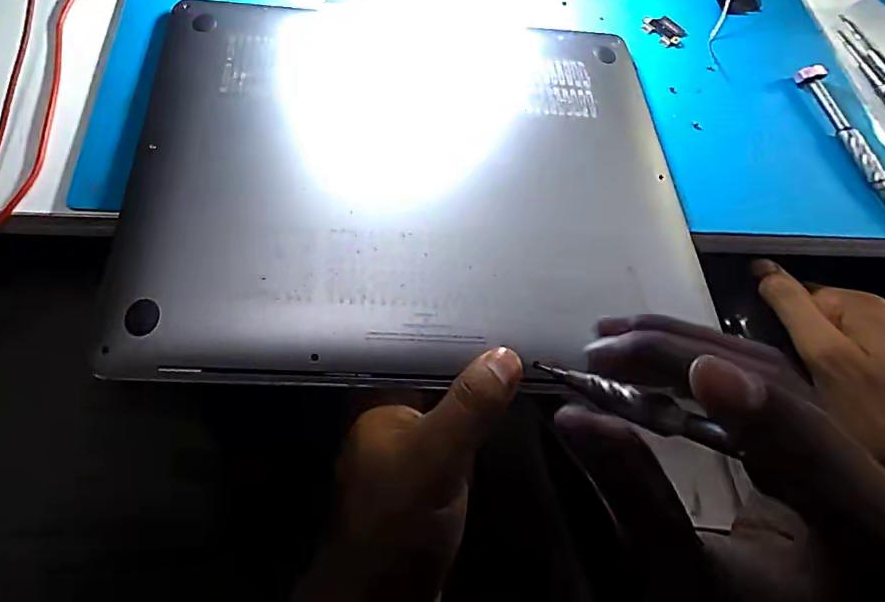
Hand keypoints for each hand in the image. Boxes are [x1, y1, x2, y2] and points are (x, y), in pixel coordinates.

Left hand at [295, 347, 521, 601]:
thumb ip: (468, 406)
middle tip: (509, 330)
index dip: (448, 328)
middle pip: (429, 371)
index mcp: (374, 393)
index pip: (412, 346)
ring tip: (510, 355)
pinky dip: (473, 419)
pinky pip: (451, 431)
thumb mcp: (435, 453)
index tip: (486, 310)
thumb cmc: (397, 514)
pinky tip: (498, 406)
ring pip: (443, 401)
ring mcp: (406, 440)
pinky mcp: (424, 469)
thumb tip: (505, 354)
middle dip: (465, 355)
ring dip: (472, 387)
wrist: (384, 592)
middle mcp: (386, 409)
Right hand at [557, 353, 884, 601]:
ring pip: (773, 375)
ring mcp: (855, 457)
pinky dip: (706, 365)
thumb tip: (572, 416)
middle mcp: (884, 484)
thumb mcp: (696, 585)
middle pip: (785, 389)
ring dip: (688, 348)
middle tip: (600, 348)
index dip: (761, 408)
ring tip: (617, 338)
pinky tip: (660, 365)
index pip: (819, 447)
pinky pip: (765, 388)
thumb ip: (640, 501)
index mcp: (882, 538)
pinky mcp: (823, 449)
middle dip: (685, 356)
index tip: (695, 371)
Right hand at [752, 260, 884, 496]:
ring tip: (824, 385)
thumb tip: (762, 266)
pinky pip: (873, 355)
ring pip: (848, 335)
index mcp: (859, 301)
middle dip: (805, 334)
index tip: (771, 347)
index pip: (795, 292)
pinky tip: (858, 393)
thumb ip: (791, 307)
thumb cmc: (880, 413)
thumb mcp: (824, 356)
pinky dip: (858, 366)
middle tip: (796, 372)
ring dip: (832, 351)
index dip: (776, 316)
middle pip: (822, 313)